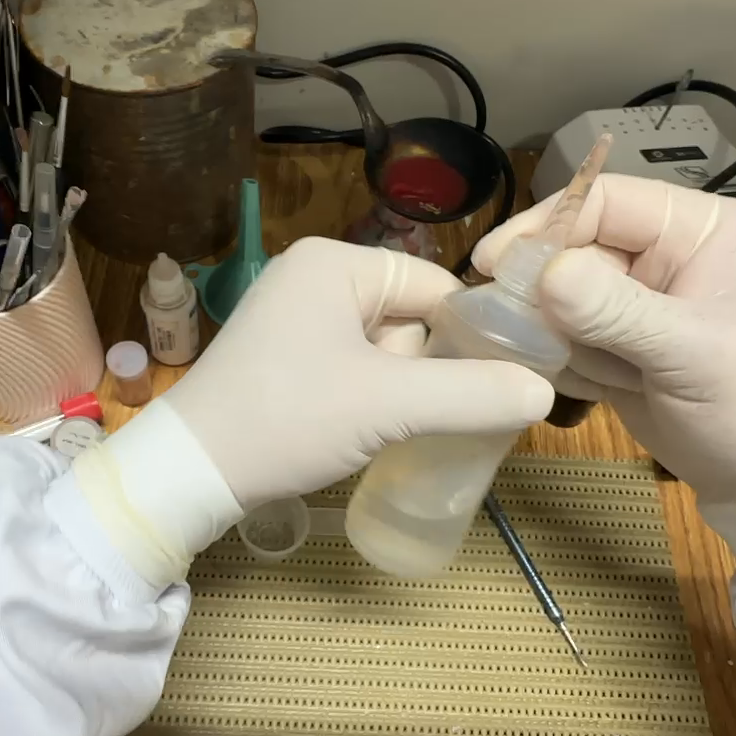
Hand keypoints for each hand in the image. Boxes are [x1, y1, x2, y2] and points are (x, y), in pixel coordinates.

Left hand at [169, 237, 552, 504]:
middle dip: (426, 370)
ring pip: (380, 350)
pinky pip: (348, 369)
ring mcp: (291, 320)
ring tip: (389, 429)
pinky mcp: (280, 359)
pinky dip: (367, 399)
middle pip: (409, 318)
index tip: (498, 384)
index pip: (434, 286)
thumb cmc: (288, 419)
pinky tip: (364, 431)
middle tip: (427, 416)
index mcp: (334, 264)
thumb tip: (544, 392)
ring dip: (397, 391)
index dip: (469, 335)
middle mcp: (311, 279)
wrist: (191, 471)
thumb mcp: (388, 405)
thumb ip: (471, 395)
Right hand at [473, 176, 735, 504]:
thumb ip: (618, 312)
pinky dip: (559, 362)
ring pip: (558, 299)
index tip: (490, 262)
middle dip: (545, 293)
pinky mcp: (613, 344)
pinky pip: (561, 338)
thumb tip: (544, 274)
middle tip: (520, 330)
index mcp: (698, 231)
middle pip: (572, 250)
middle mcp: (662, 257)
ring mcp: (634, 303)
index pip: (606, 202)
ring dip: (554, 336)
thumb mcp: (694, 353)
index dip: (545, 225)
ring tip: (592, 373)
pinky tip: (594, 387)